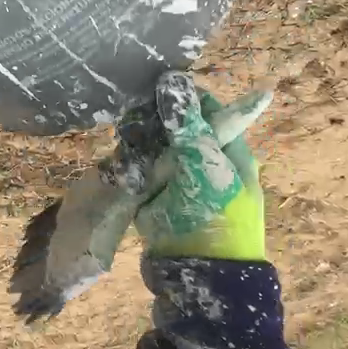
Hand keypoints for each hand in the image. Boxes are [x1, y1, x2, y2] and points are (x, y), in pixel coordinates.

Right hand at [135, 73, 268, 261]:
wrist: (196, 270)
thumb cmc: (215, 215)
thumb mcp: (205, 164)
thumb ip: (187, 122)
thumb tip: (172, 77)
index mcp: (226, 148)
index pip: (204, 106)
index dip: (181, 95)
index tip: (154, 90)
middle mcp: (200, 154)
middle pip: (171, 119)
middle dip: (151, 115)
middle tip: (134, 115)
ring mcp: (174, 170)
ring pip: (149, 136)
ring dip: (136, 135)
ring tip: (126, 137)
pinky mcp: (150, 184)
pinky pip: (135, 157)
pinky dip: (126, 154)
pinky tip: (120, 153)